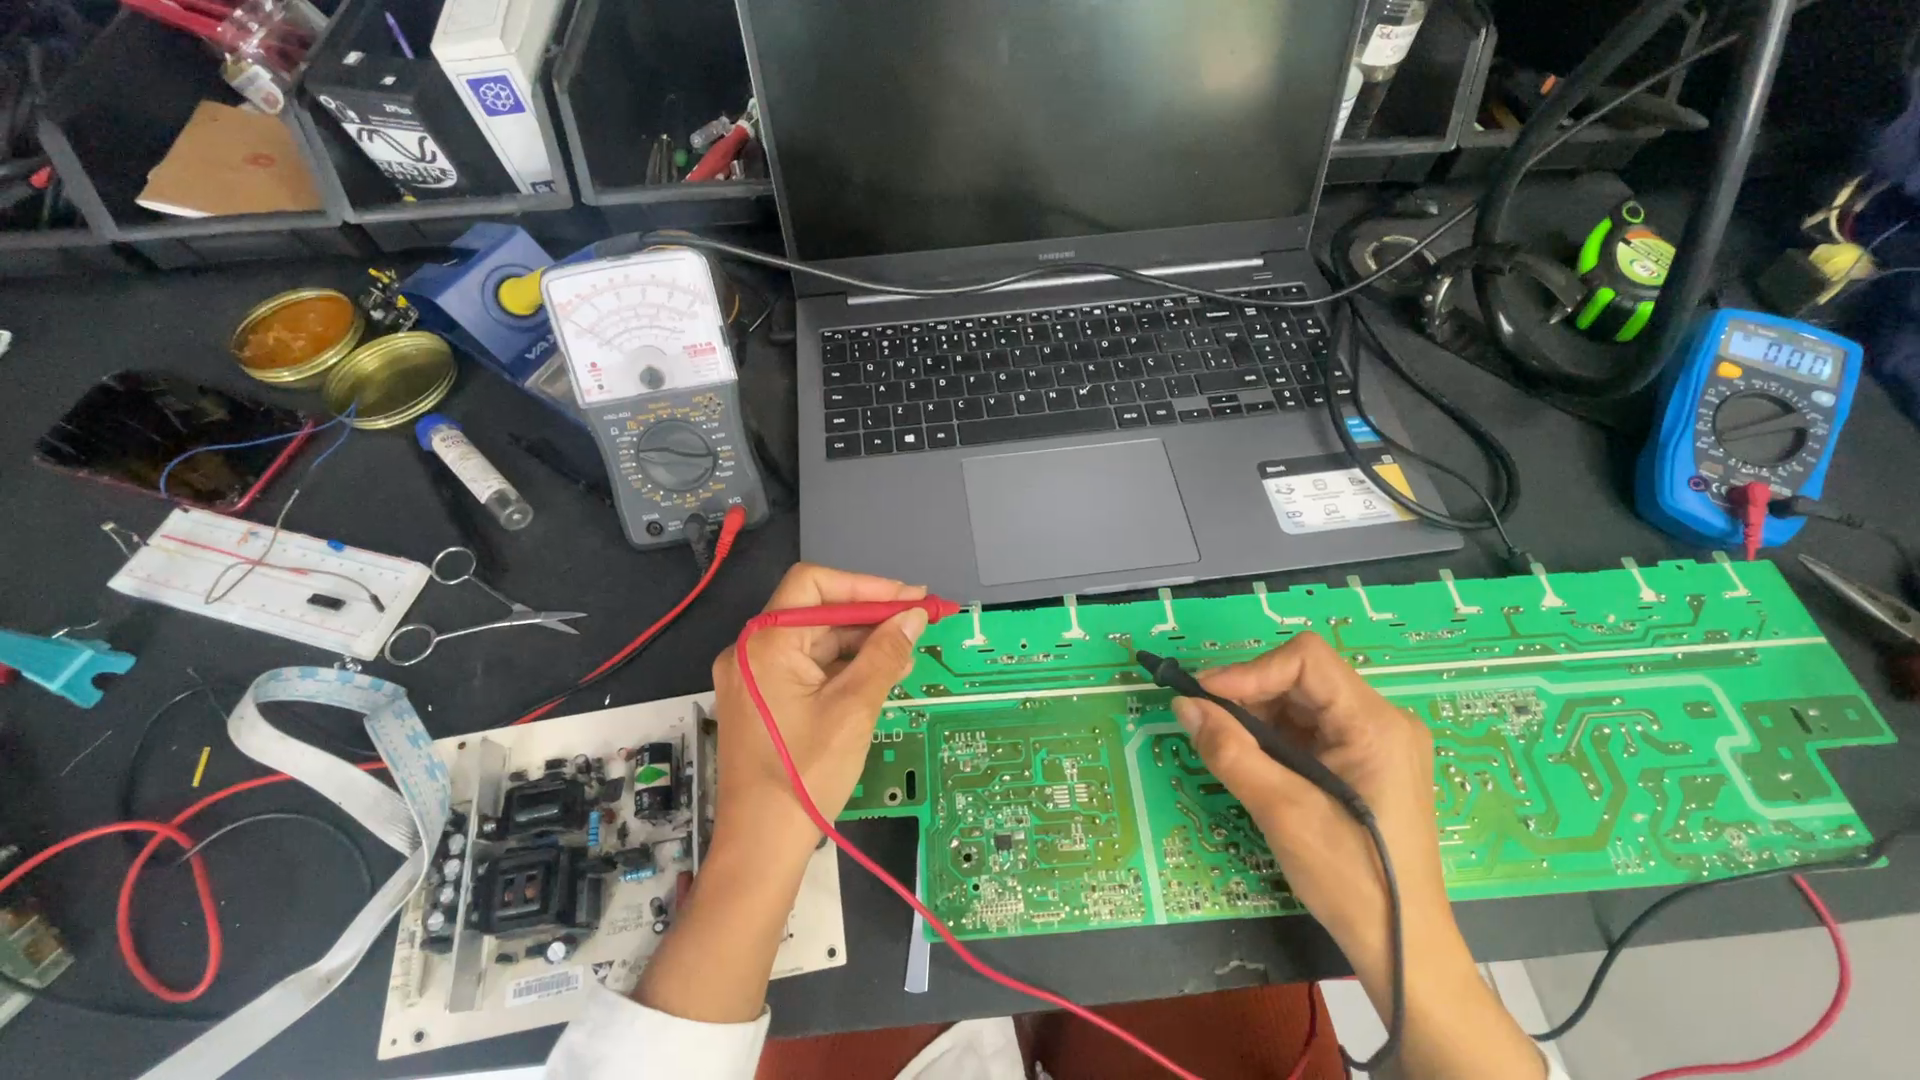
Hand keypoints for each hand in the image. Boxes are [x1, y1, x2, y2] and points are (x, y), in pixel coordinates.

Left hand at [708, 563, 928, 860]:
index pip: (815, 586)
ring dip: (860, 643)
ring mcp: (753, 677)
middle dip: (870, 616)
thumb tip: (913, 616)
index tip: (910, 599)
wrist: (761, 842)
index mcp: (765, 644)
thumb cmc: (806, 773)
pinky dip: (843, 667)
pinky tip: (879, 676)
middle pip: (815, 612)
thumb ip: (885, 654)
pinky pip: (806, 668)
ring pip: (814, 641)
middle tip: (919, 623)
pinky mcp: (762, 700)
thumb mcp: (854, 709)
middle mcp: (750, 651)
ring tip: (907, 654)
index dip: (867, 586)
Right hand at [1175, 634, 1548, 1079]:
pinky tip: (1257, 764)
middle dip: (1251, 696)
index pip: (1307, 660)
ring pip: (1303, 702)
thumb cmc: (1347, 875)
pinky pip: (1312, 729)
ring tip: (1231, 750)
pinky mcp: (1366, 761)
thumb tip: (1183, 704)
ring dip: (1260, 718)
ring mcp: (1377, 741)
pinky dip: (1276, 738)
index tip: (1204, 696)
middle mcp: (1383, 720)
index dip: (1250, 670)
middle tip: (1209, 726)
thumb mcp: (1280, 810)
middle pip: (1304, 678)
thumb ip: (1230, 751)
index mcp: (1376, 724)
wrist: (1398, 943)